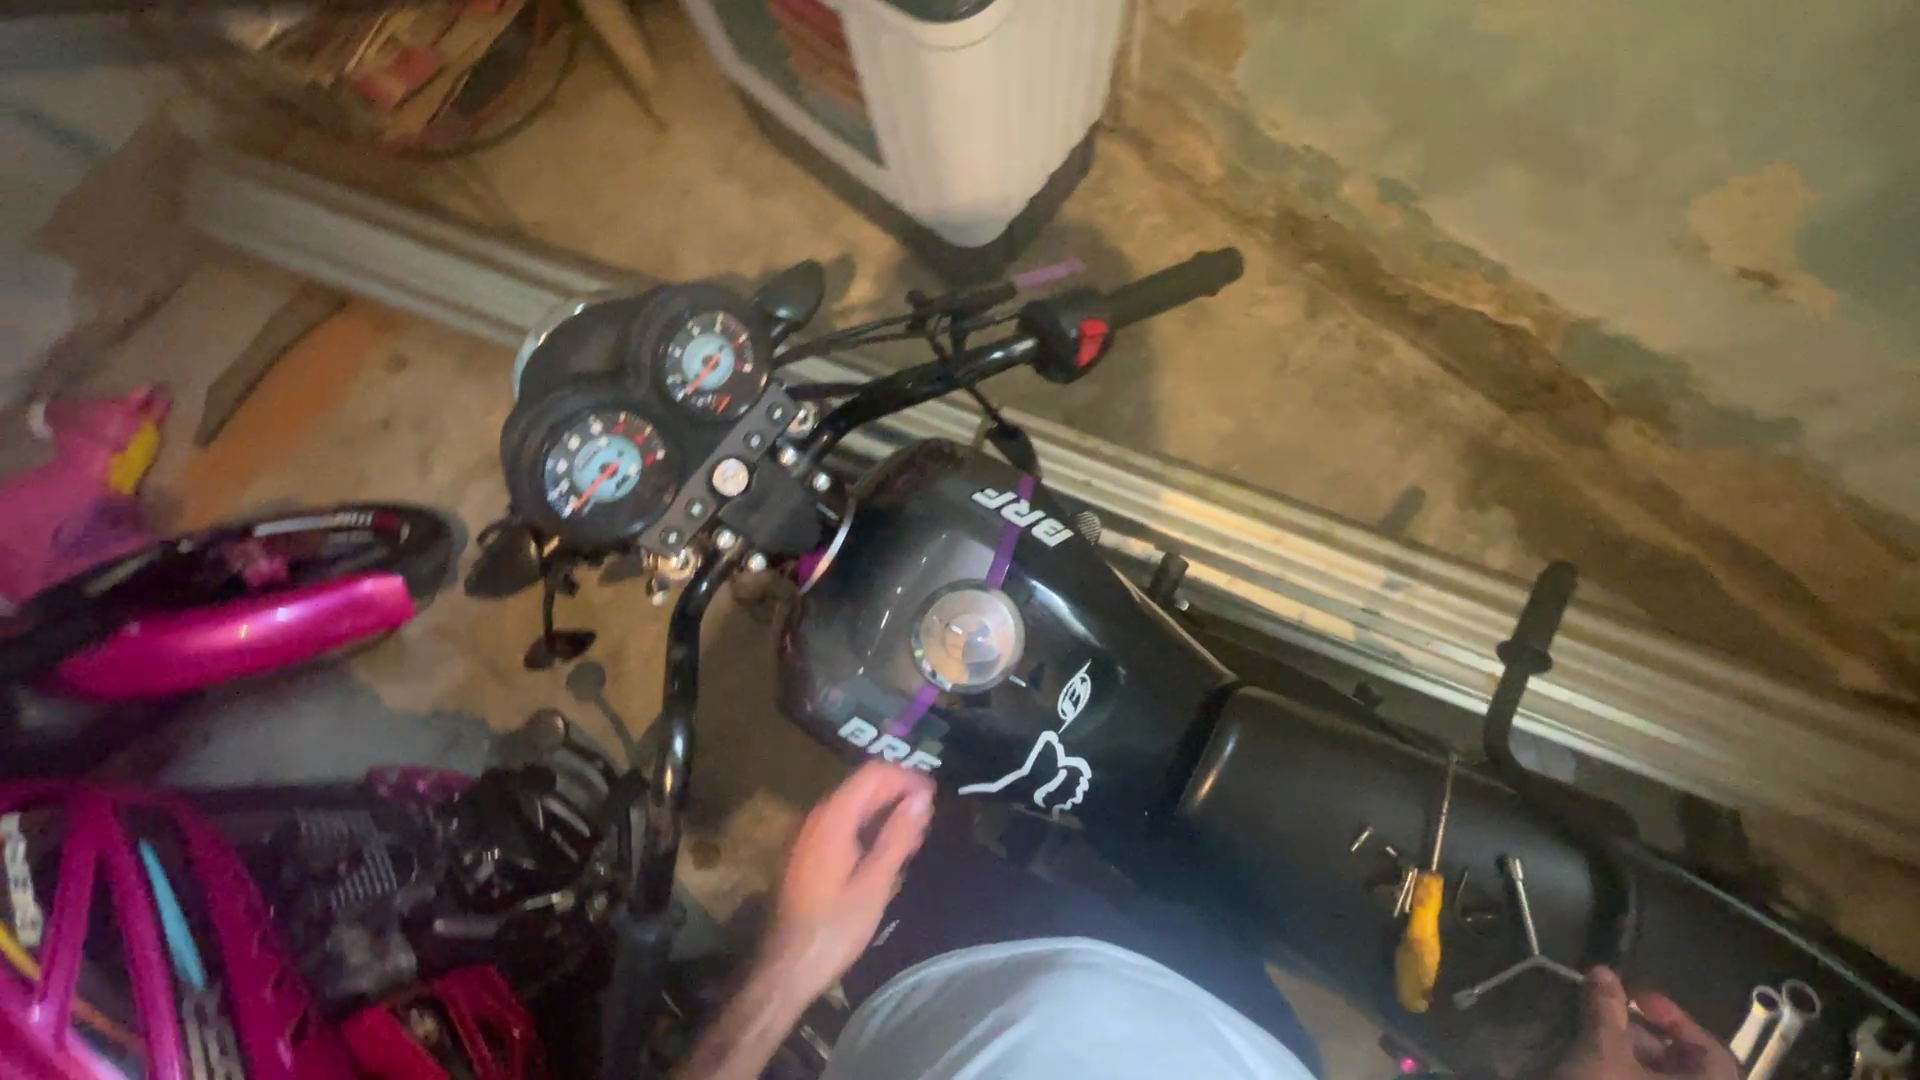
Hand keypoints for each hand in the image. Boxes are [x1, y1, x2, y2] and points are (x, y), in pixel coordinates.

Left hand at [759, 762, 934, 1000]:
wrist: (786, 969)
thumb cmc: (834, 928)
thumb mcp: (874, 883)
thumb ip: (898, 835)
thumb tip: (922, 798)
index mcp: (832, 818)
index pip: (872, 774)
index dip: (906, 777)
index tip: (933, 796)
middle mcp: (816, 817)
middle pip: (862, 787)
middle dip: (898, 796)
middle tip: (927, 822)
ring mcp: (808, 835)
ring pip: (853, 807)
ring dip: (885, 815)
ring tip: (913, 841)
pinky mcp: (807, 854)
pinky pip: (842, 826)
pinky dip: (867, 831)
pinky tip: (886, 855)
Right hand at [1554, 968, 1739, 1079]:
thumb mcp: (1601, 1049)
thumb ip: (1606, 1008)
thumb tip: (1604, 971)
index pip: (1714, 1052)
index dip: (1677, 1018)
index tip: (1636, 996)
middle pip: (1688, 1066)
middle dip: (1647, 1033)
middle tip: (1610, 1014)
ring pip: (1663, 1079)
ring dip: (1633, 1052)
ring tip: (1596, 1036)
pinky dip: (1625, 1072)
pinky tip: (1595, 1061)